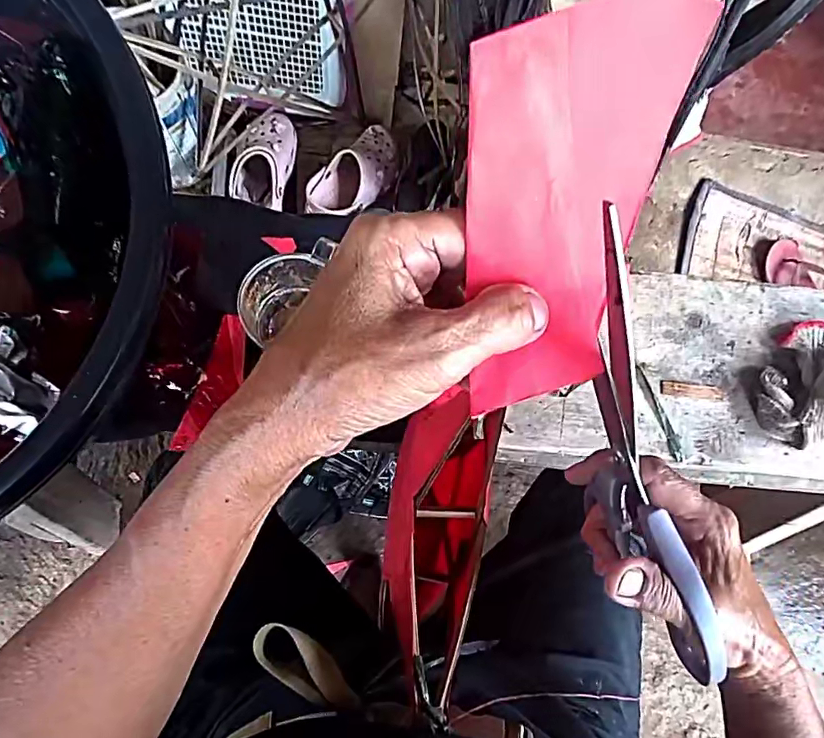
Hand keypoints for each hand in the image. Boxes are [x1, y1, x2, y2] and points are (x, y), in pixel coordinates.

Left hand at [230, 210, 547, 461]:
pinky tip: (455, 367)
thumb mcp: (433, 351)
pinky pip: (428, 320)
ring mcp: (378, 290)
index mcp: (389, 241)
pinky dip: (447, 342)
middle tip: (511, 332)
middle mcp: (381, 257)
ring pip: (447, 297)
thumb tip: (531, 308)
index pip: (470, 233)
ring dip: (468, 328)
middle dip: (488, 304)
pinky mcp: (377, 321)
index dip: (505, 267)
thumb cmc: (335, 380)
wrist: (292, 418)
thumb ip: (493, 323)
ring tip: (476, 357)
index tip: (531, 294)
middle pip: (461, 266)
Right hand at [566, 452, 802, 685]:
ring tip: (613, 567)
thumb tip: (618, 572)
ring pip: (630, 514)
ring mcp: (682, 532)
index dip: (613, 470)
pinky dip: (617, 549)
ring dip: (609, 538)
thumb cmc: (738, 625)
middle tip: (600, 550)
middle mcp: (695, 520)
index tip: (582, 475)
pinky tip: (621, 572)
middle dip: (605, 518)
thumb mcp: (696, 610)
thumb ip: (654, 591)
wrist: (749, 646)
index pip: (655, 477)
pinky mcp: (671, 547)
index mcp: (708, 522)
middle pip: (634, 493)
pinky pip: (634, 533)